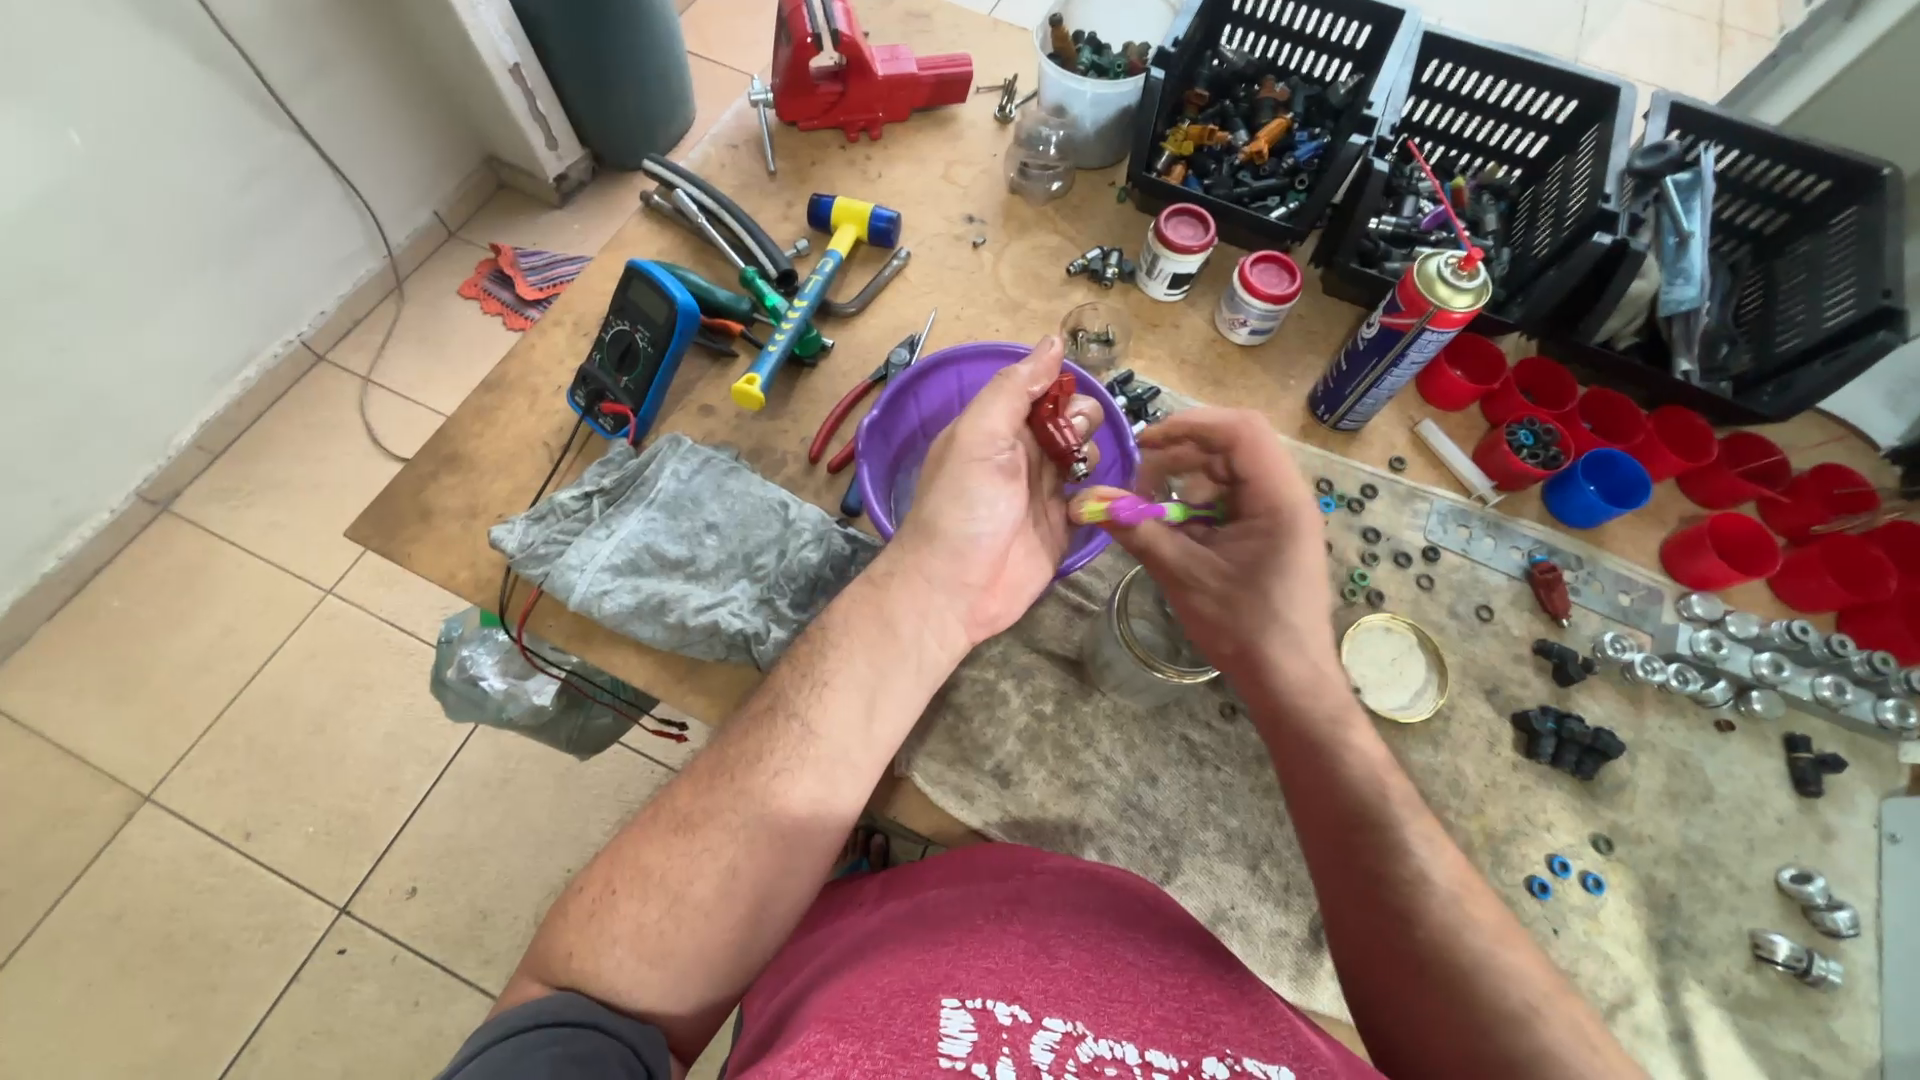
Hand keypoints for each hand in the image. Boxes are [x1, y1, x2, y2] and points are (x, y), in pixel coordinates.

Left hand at [885, 336, 1101, 646]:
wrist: (955, 589)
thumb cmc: (962, 507)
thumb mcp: (979, 435)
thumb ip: (1014, 389)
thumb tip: (1053, 342)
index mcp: (996, 427)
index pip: (1040, 390)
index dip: (1061, 387)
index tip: (1071, 398)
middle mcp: (1021, 454)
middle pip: (1070, 420)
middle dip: (1082, 422)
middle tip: (1070, 444)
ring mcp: (1043, 491)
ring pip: (1085, 456)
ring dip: (1092, 458)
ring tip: (1077, 478)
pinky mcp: (1061, 526)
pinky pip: (1092, 497)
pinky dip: (1099, 495)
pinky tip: (1087, 504)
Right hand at [1086, 408, 1344, 707]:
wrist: (1289, 680)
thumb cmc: (1244, 627)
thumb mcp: (1183, 575)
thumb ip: (1136, 531)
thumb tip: (1087, 502)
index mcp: (1278, 497)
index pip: (1239, 430)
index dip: (1188, 426)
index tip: (1144, 445)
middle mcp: (1287, 496)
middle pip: (1232, 447)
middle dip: (1181, 458)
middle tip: (1141, 486)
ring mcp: (1282, 514)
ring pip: (1229, 473)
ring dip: (1187, 484)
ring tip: (1156, 513)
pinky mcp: (1272, 533)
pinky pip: (1233, 500)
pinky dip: (1200, 508)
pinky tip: (1178, 533)